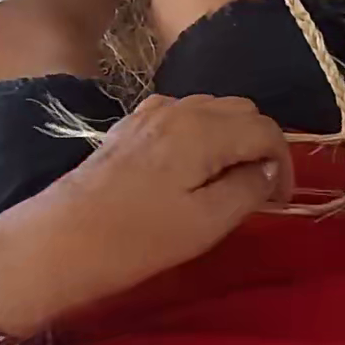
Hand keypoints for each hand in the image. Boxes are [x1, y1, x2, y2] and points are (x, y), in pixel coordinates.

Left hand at [0, 94, 293, 334]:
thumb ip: (248, 187)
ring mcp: (152, 110)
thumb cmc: (137, 238)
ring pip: (212, 110)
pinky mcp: (133, 123)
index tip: (280, 200)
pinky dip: (203, 134)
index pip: (266, 128)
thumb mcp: (206, 222)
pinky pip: (184, 116)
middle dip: (259, 145)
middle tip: (259, 190)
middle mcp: (180, 107)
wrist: (60, 238)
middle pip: (241, 111)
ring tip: (228, 181)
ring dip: (231, 138)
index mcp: (203, 127)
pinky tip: (192, 168)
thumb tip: (269, 168)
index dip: (284, 162)